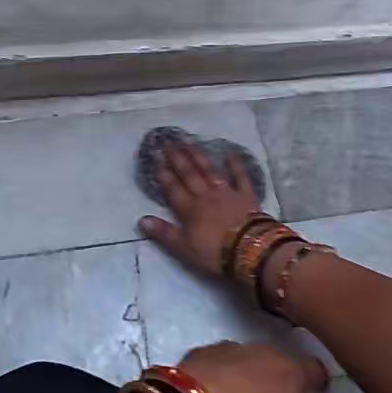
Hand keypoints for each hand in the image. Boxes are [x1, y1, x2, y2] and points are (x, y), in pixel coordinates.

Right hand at [137, 143, 263, 278]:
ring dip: (198, 155)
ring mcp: (227, 193)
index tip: (155, 155)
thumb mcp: (184, 248)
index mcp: (189, 209)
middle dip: (177, 157)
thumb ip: (164, 233)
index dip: (163, 172)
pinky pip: (241, 177)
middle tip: (168, 141)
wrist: (250, 250)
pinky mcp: (246, 196)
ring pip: (209, 170)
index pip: (173, 187)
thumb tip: (141, 220)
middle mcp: (205, 196)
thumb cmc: (214, 252)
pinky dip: (236, 165)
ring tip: (188, 140)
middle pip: (189, 174)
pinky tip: (230, 154)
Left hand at [174, 342, 352, 392]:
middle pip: (281, 363)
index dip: (318, 391)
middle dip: (281, 384)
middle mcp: (262, 349)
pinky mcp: (194, 354)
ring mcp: (226, 348)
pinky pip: (216, 364)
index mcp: (294, 371)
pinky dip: (218, 377)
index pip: (318, 372)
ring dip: (247, 378)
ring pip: (247, 361)